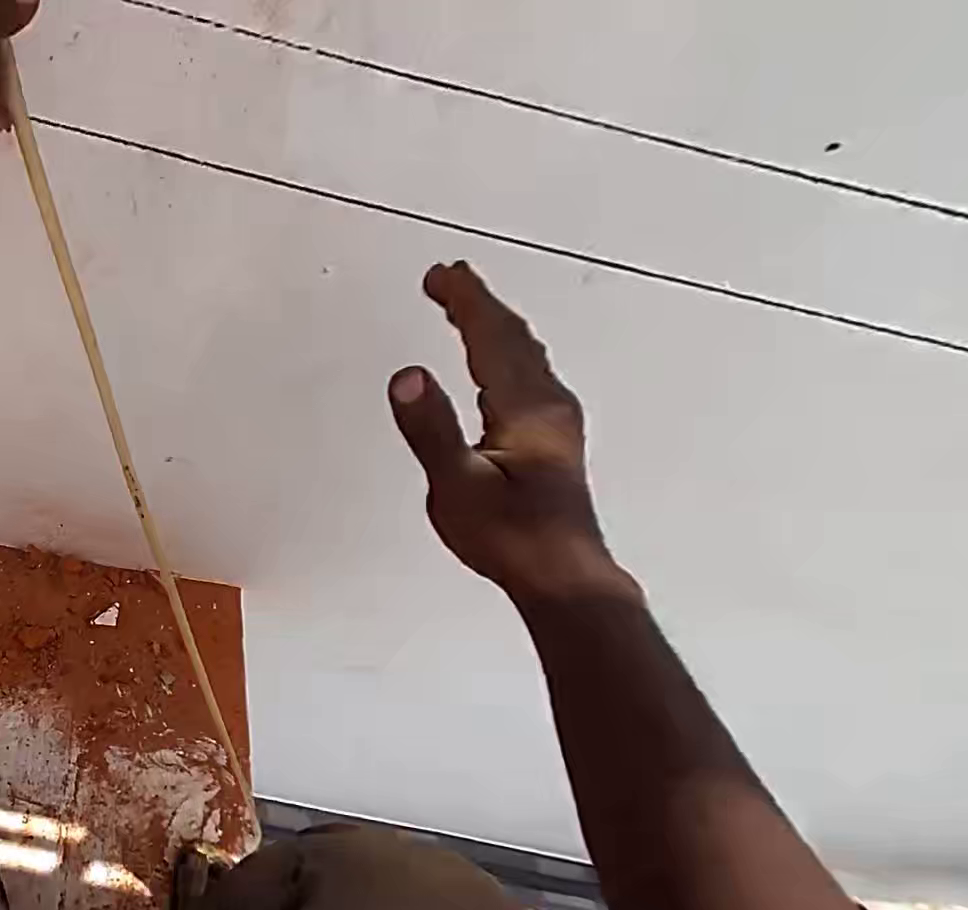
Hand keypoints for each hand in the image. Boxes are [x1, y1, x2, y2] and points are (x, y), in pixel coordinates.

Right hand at [389, 262, 637, 601]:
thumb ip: (430, 429)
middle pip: (513, 338)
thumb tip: (406, 374)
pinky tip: (496, 371)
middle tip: (448, 279)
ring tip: (467, 311)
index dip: (465, 301)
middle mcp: (547, 404)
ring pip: (524, 357)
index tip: (438, 274)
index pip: (492, 337)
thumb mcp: (456, 485)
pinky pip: (525, 379)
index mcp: (525, 406)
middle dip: (479, 304)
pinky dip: (503, 357)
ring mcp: (554, 423)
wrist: (562, 577)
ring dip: (493, 328)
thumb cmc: (508, 535)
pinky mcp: (550, 442)